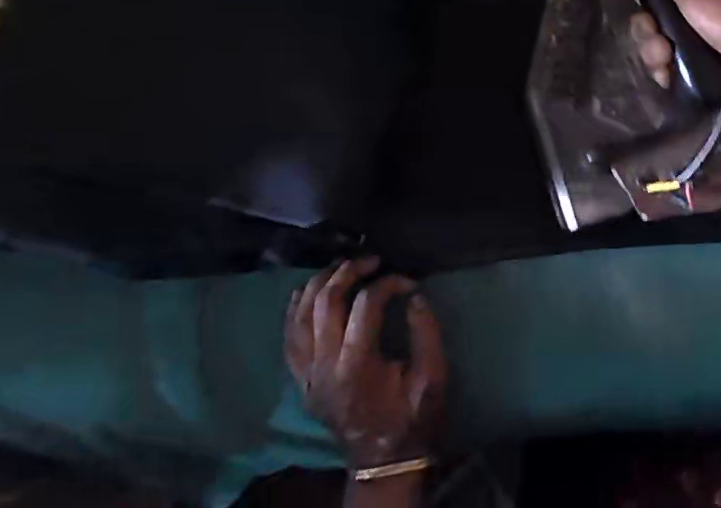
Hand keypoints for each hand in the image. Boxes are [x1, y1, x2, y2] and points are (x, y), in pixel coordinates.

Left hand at [284, 257, 445, 467]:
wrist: (382, 461)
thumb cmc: (412, 416)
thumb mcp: (432, 375)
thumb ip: (426, 331)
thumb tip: (414, 295)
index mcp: (356, 365)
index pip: (365, 303)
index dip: (389, 283)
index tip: (409, 283)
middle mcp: (324, 366)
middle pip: (325, 301)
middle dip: (349, 270)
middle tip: (373, 260)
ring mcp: (307, 374)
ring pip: (301, 313)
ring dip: (321, 281)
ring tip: (344, 266)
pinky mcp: (301, 379)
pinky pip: (288, 336)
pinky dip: (296, 308)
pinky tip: (309, 290)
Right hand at [619, 0, 720, 102]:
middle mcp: (694, 10)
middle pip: (650, 18)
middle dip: (645, 30)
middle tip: (655, 38)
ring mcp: (696, 40)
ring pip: (655, 43)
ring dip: (652, 53)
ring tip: (664, 61)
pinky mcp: (696, 67)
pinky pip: (666, 66)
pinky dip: (663, 71)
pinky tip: (667, 76)